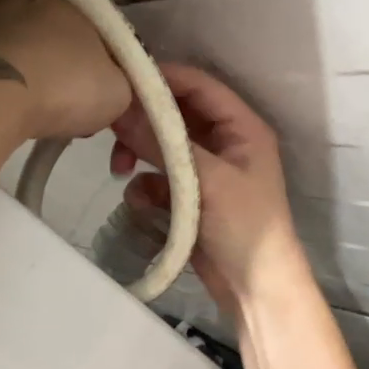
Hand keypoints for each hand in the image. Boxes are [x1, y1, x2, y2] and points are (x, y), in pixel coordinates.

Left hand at [0, 0, 132, 141]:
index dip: (101, 47)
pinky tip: (1, 105)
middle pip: (48, 14)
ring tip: (31, 102)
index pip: (95, 12)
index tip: (99, 77)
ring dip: (22, 60)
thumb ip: (122, 78)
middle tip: (64, 84)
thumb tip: (113, 77)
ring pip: (11, 33)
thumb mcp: (117, 91)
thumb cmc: (60, 85)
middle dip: (57, 45)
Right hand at [110, 64, 305, 313]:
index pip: (198, 85)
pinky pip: (158, 180)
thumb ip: (163, 144)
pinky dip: (145, 187)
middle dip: (144, 123)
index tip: (120, 81)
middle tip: (111, 132)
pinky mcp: (190, 200)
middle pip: (175, 115)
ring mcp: (206, 172)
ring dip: (139, 155)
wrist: (257, 290)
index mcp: (242, 127)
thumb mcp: (208, 180)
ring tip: (121, 171)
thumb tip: (118, 111)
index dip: (161, 78)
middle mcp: (224, 142)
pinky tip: (141, 204)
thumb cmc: (246, 227)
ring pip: (162, 147)